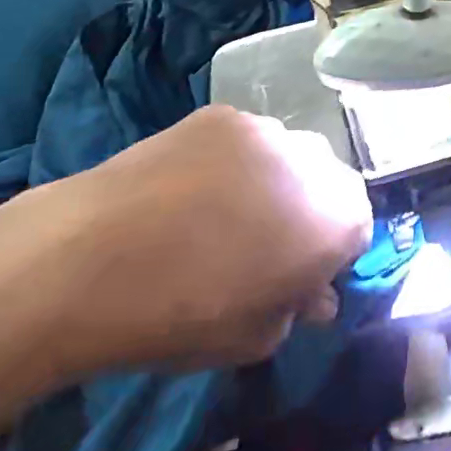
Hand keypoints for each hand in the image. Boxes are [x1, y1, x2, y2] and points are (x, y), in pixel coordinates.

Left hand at [0, 106, 372, 450]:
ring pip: (289, 153)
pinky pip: (246, 137)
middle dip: (310, 210)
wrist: (89, 258)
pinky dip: (235, 159)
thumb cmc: (181, 312)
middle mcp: (311, 161)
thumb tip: (311, 291)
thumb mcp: (255, 337)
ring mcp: (264, 129)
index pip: (360, 225)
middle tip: (266, 242)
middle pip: (329, 181)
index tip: (301, 273)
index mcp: (332, 218)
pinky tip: (192, 187)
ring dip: (275, 180)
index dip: (334, 253)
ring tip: (224, 210)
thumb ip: (298, 307)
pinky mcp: (220, 114)